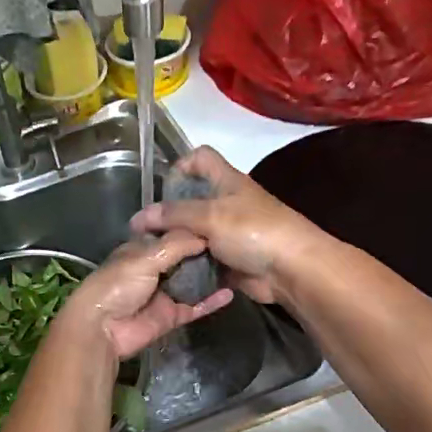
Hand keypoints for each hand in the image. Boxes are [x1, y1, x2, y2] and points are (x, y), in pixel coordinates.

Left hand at [62, 231, 232, 359]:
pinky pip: (195, 307)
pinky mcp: (170, 317)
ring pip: (191, 283)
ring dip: (210, 276)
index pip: (168, 237)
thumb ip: (175, 245)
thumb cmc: (117, 285)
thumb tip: (204, 235)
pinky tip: (230, 293)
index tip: (215, 223)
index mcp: (140, 251)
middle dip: (203, 253)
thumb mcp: (145, 257)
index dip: (188, 231)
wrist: (102, 329)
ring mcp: (162, 295)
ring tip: (237, 265)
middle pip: (182, 260)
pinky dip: (211, 302)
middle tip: (232, 244)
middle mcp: (152, 271)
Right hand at [131, 146, 329, 303]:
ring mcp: (229, 234)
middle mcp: (227, 204)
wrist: (291, 269)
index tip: (162, 189)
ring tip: (154, 255)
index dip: (180, 165)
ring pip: (194, 234)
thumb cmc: (254, 231)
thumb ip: (174, 215)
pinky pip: (203, 260)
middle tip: (147, 232)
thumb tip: (140, 216)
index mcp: (226, 182)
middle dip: (169, 215)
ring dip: (177, 244)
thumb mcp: (211, 216)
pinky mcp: (230, 260)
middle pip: (192, 200)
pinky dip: (189, 265)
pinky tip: (171, 273)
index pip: (201, 158)